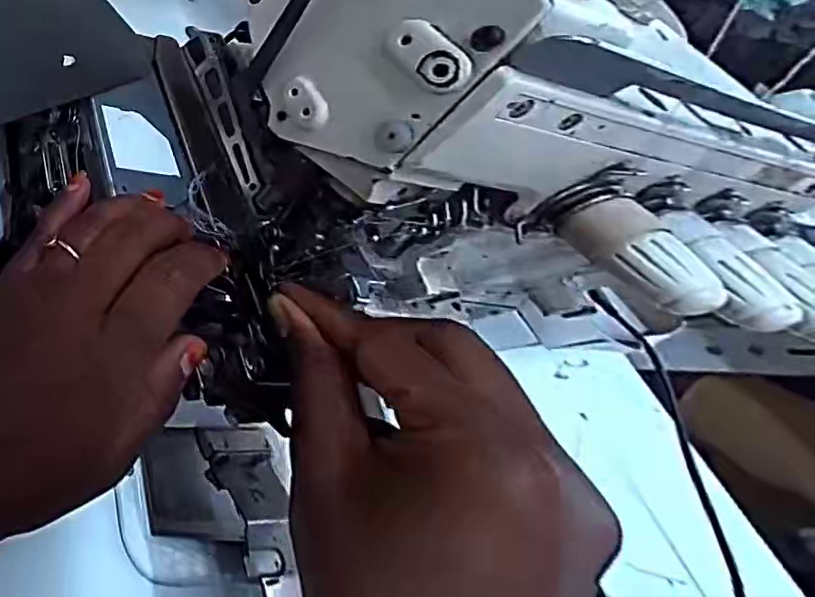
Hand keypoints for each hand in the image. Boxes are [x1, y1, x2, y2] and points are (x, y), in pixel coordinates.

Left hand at [0, 177, 228, 541]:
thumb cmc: (27, 463)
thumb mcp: (114, 448)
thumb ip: (157, 389)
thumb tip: (189, 347)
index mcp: (116, 353)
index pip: (172, 283)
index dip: (200, 263)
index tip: (214, 259)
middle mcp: (79, 308)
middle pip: (135, 242)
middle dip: (169, 227)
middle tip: (187, 229)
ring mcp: (39, 288)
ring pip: (92, 227)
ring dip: (126, 208)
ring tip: (151, 202)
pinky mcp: (8, 281)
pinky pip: (43, 230)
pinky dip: (64, 204)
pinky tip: (80, 187)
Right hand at [270, 284, 621, 596]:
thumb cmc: (376, 596)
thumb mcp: (325, 469)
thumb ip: (315, 378)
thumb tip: (298, 320)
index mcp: (491, 455)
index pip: (394, 346)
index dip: (330, 315)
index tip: (292, 299)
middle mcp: (554, 473)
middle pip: (454, 350)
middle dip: (376, 333)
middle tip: (315, 332)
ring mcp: (574, 500)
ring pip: (483, 384)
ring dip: (411, 368)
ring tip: (348, 375)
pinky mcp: (573, 519)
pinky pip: (505, 428)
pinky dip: (445, 409)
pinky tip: (396, 420)